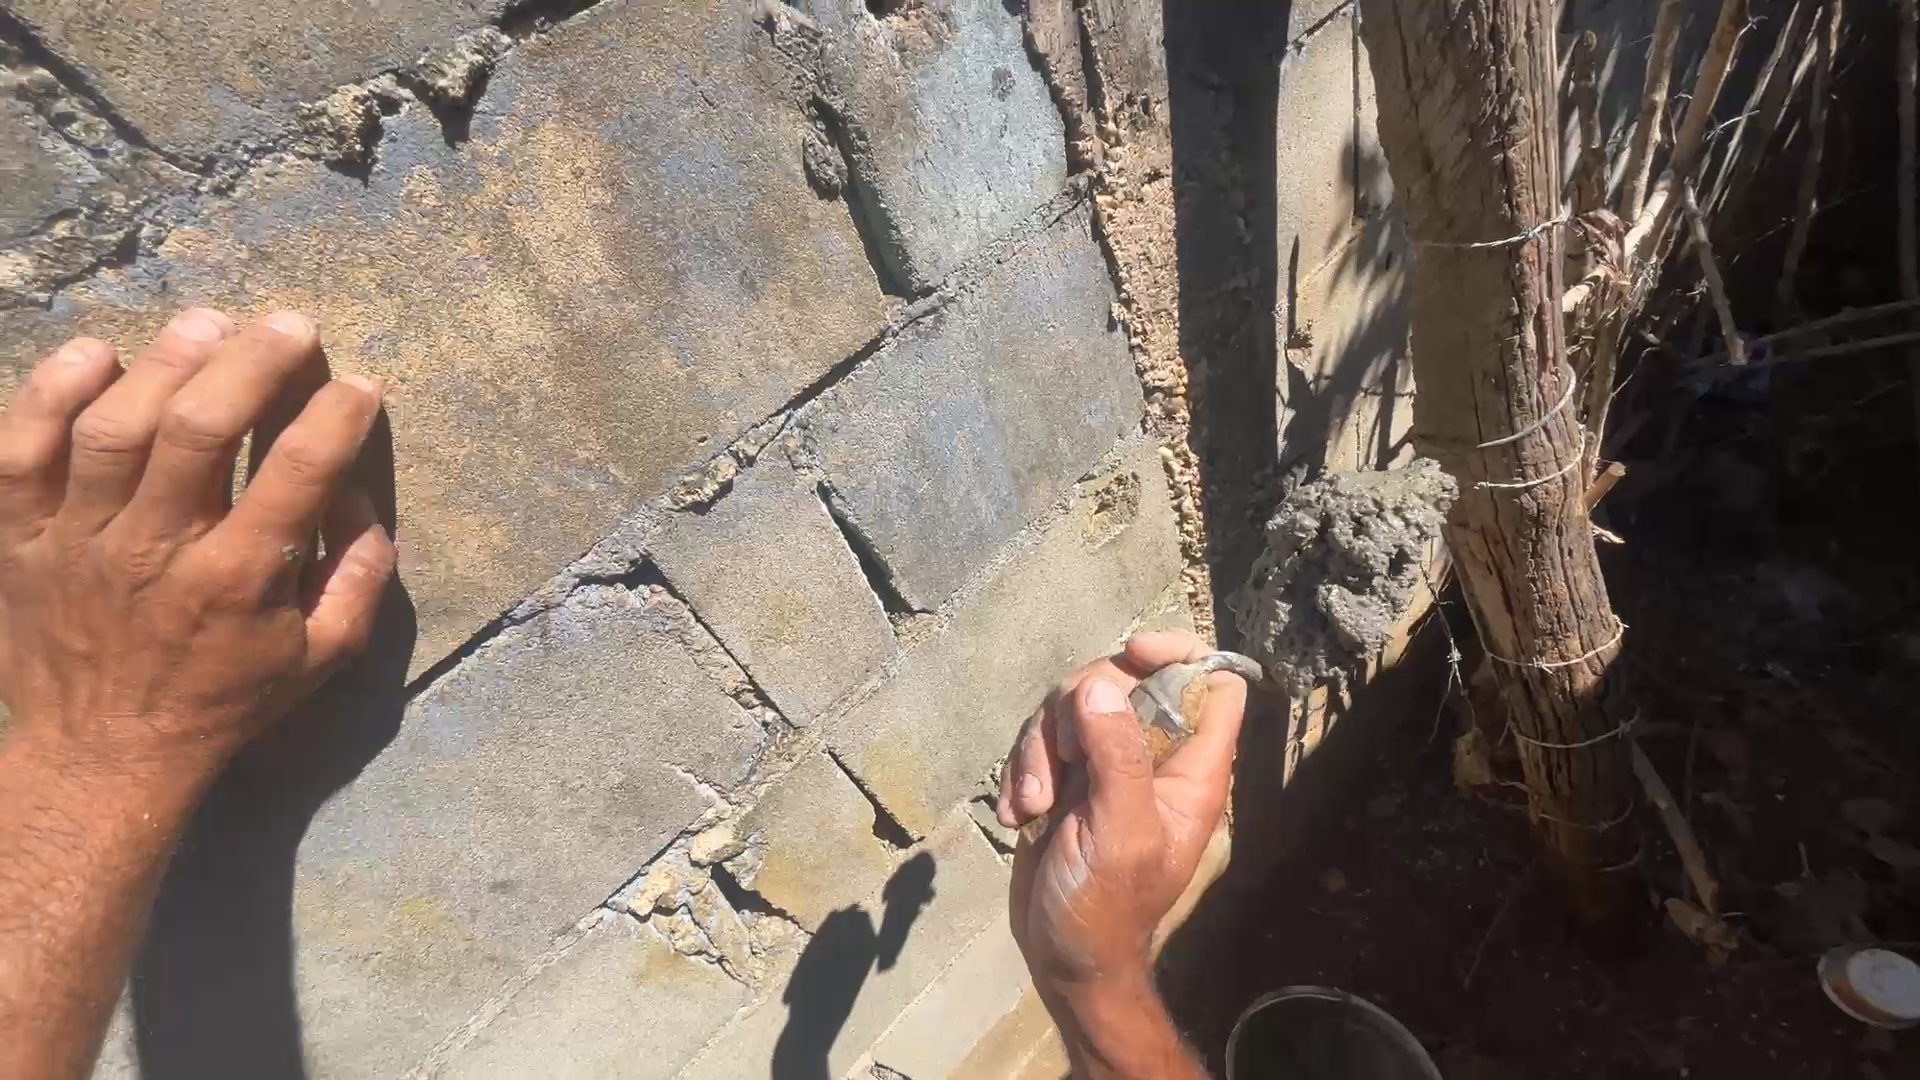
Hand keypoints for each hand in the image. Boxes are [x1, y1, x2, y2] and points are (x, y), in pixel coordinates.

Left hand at [0, 308, 395, 782]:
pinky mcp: (12, 540)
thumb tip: (362, 504)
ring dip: (163, 365)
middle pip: (197, 432)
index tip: (363, 385)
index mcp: (239, 578)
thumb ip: (359, 577)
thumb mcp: (328, 653)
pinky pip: (14, 454)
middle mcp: (153, 547)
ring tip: (210, 320)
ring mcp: (71, 539)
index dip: (334, 420)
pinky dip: (47, 397)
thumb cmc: (234, 697)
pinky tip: (94, 354)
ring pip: (110, 429)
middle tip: (293, 324)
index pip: (295, 474)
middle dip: (252, 367)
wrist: (102, 753)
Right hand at [996, 630, 1245, 1004]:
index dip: (1178, 654)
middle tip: (1064, 759)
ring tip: (1036, 801)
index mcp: (1190, 766)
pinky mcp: (1064, 770)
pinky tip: (1020, 810)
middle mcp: (1151, 752)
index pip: (1213, 681)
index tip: (1132, 655)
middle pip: (1123, 677)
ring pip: (1071, 703)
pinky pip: (1039, 734)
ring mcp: (1104, 758)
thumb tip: (1101, 684)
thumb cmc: (1106, 908)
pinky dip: (1022, 767)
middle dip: (1079, 707)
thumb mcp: (1119, 836)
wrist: (1061, 955)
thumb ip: (1117, 758)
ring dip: (1040, 748)